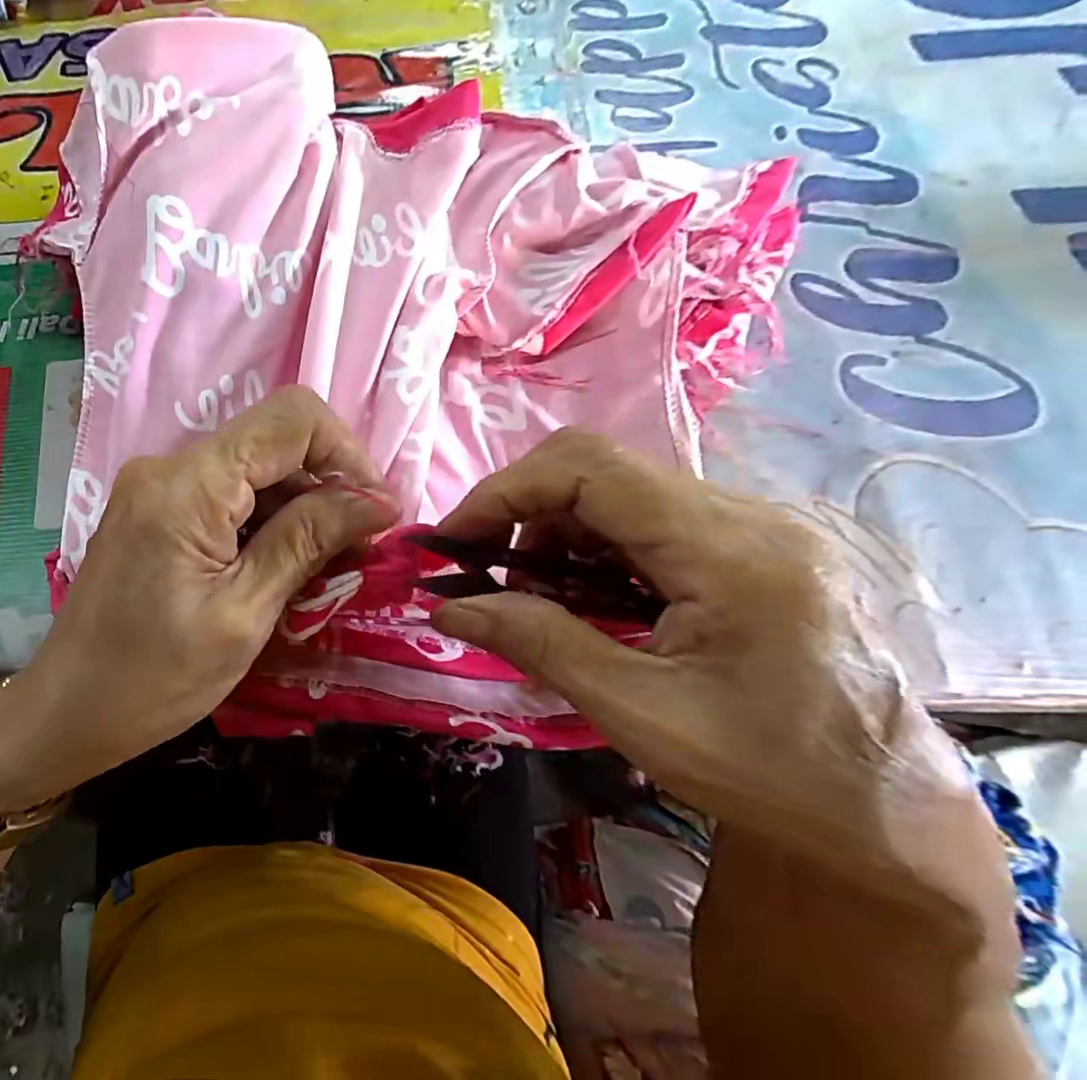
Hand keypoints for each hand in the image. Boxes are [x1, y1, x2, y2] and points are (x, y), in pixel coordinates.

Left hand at [0, 387, 397, 808]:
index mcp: (187, 484)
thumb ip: (306, 542)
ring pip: (249, 472)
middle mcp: (166, 467)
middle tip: (355, 556)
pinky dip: (258, 524)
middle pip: (271, 443)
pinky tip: (277, 571)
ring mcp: (152, 489)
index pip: (292, 419)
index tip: (375, 516)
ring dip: (295, 511)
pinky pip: (220, 498)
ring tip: (321, 573)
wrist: (69, 709)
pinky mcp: (149, 513)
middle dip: (324, 488)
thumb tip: (377, 500)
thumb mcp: (243, 614)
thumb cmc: (154, 678)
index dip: (347, 456)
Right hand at [426, 430, 1000, 902]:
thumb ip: (537, 643)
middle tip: (477, 569)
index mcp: (732, 552)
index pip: (590, 470)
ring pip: (616, 491)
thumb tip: (445, 605)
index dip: (503, 492)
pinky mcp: (750, 548)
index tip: (450, 543)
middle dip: (518, 510)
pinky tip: (579, 600)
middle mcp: (750, 518)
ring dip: (549, 532)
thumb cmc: (766, 771)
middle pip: (599, 468)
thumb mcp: (636, 711)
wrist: (884, 813)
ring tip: (528, 598)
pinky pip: (643, 521)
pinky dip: (586, 549)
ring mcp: (755, 529)